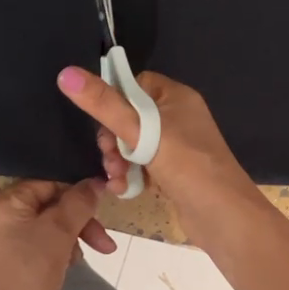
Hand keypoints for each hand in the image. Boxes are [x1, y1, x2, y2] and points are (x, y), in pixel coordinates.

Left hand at [0, 179, 116, 289]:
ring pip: (49, 225)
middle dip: (80, 222)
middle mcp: (2, 214)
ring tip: (84, 259)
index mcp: (6, 200)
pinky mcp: (12, 258)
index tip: (103, 208)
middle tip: (105, 244)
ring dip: (73, 237)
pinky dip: (59, 250)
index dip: (78, 193)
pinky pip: (41, 243)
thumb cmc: (31, 270)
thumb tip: (94, 182)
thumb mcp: (59, 232)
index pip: (48, 182)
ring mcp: (5, 237)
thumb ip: (78, 203)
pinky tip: (71, 265)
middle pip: (50, 205)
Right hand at [56, 66, 262, 215]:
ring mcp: (177, 146)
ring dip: (117, 160)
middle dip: (112, 138)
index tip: (100, 121)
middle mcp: (178, 117)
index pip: (133, 84)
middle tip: (109, 155)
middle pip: (128, 116)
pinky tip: (122, 189)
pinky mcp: (174, 171)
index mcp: (176, 97)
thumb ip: (102, 103)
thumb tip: (65, 72)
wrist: (223, 217)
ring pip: (132, 143)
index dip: (112, 100)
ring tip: (114, 177)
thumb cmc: (185, 164)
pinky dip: (129, 174)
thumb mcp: (139, 130)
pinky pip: (142, 164)